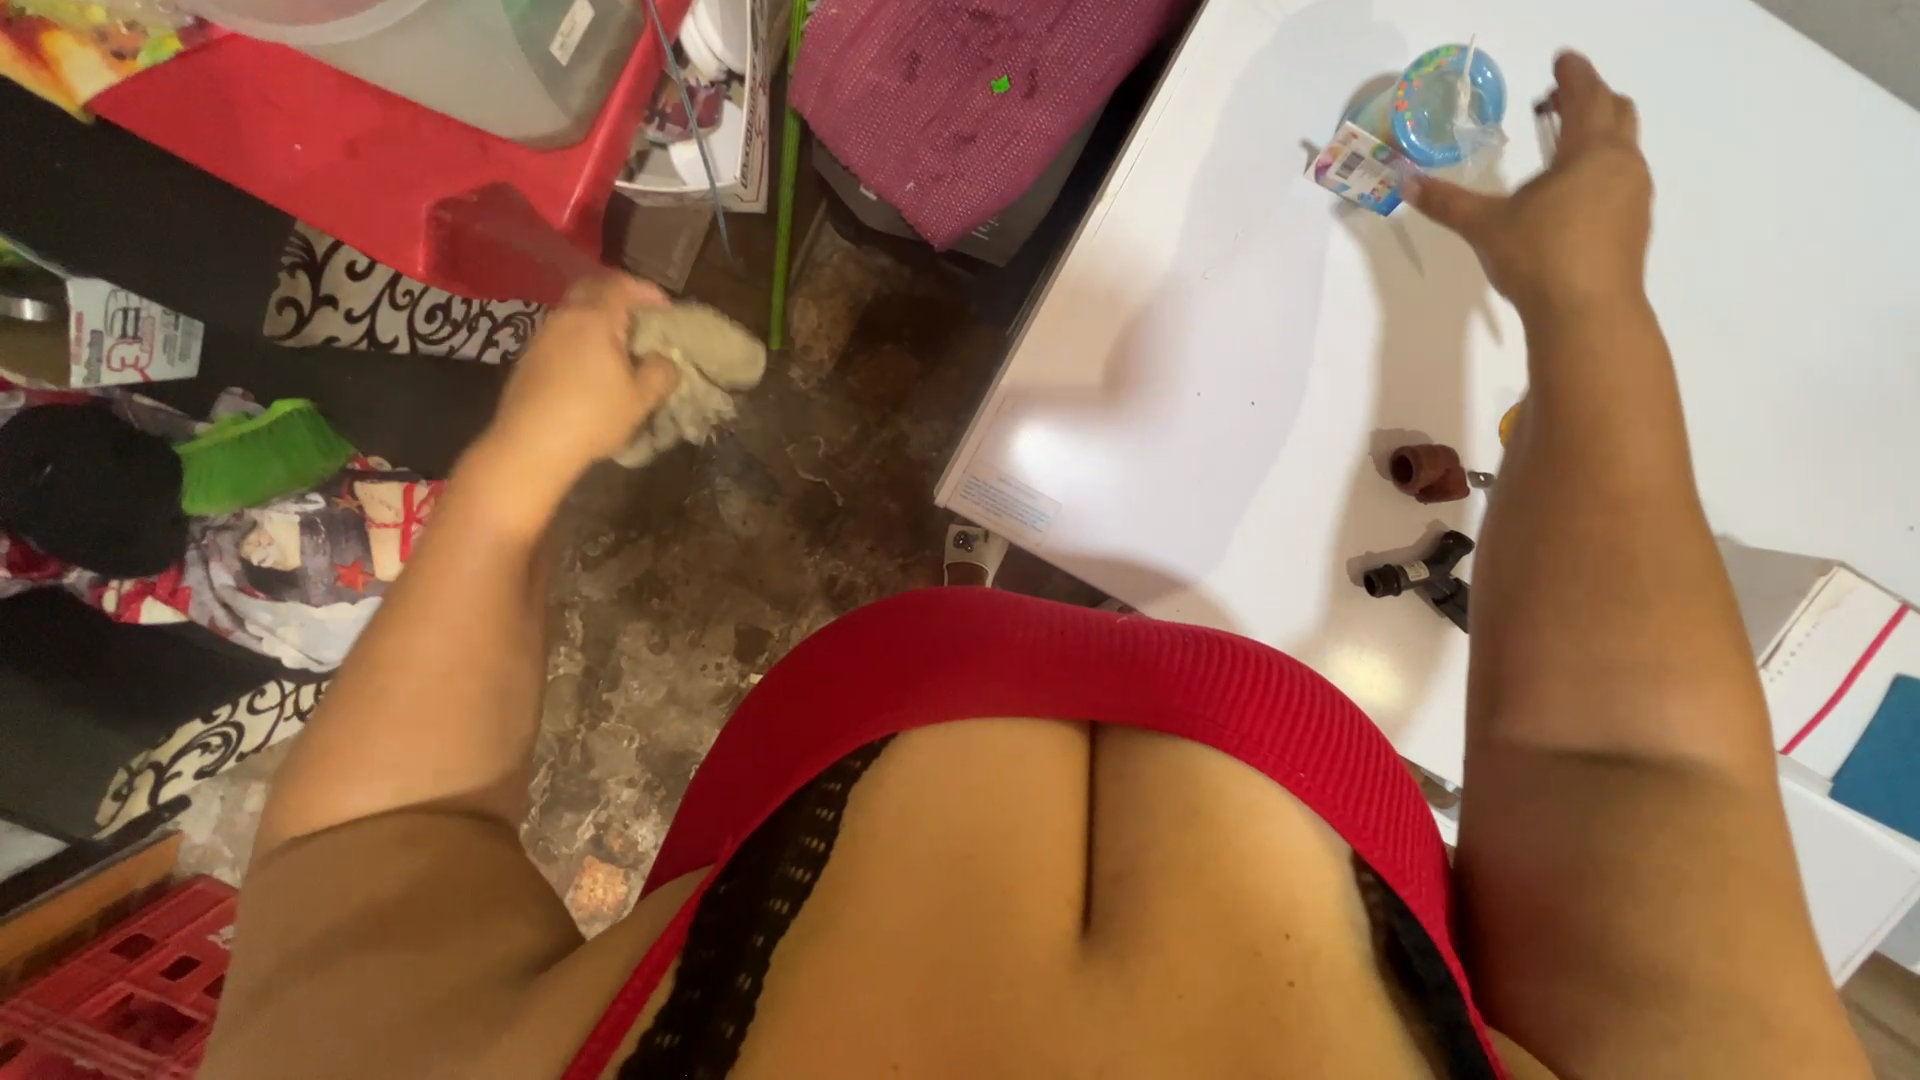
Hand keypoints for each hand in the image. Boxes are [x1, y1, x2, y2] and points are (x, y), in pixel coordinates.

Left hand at [485, 272, 679, 481]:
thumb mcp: (641, 399)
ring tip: (621, 343)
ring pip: (575, 310)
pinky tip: (594, 364)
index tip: (666, 308)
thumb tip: (665, 360)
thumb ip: (661, 373)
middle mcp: (566, 318)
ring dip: (600, 317)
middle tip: (642, 316)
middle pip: (592, 288)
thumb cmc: (593, 416)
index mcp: (595, 320)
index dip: (647, 291)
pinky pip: (563, 332)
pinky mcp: (531, 357)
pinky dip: (584, 335)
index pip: (622, 286)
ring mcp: (543, 336)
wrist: (530, 445)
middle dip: (619, 295)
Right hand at [1408, 52, 1651, 320]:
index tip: (1561, 61)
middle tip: (1559, 99)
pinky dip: (1598, 170)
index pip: (1586, 97)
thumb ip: (1446, 202)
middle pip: (1617, 113)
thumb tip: (1405, 181)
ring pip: (1620, 148)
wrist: (1586, 310)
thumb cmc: (1537, 256)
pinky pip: (1619, 180)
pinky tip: (1571, 195)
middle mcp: (1620, 164)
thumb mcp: (1483, 226)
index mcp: (1588, 152)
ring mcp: (1633, 194)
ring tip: (1561, 147)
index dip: (1574, 75)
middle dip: (1591, 99)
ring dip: (1595, 136)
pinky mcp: (1632, 224)